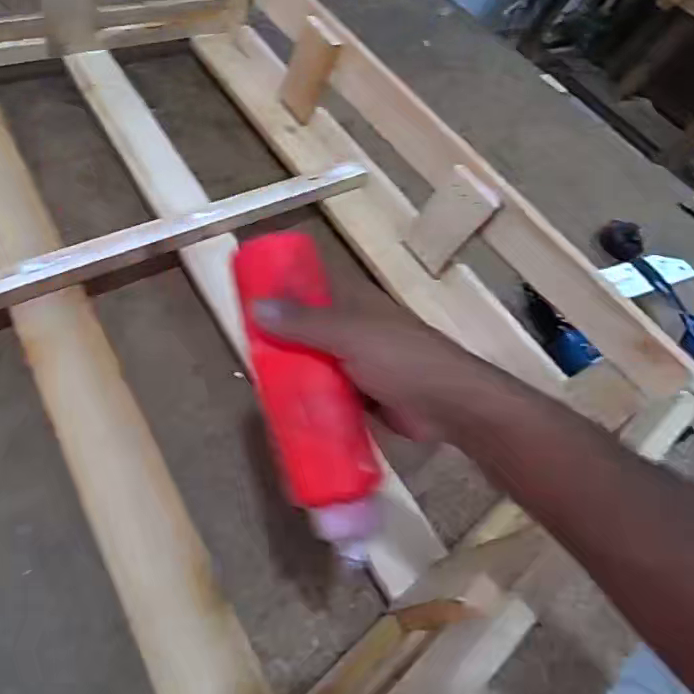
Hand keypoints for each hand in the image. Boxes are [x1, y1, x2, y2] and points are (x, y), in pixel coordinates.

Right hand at [249, 281, 543, 449]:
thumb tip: (254, 305)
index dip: (278, 288)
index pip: (308, 285)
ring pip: (312, 360)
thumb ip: (303, 323)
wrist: (451, 407)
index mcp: (351, 301)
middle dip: (276, 336)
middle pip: (304, 326)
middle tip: (242, 346)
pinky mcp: (358, 392)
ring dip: (289, 368)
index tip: (245, 298)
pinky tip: (281, 403)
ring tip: (254, 377)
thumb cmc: (402, 358)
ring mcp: (354, 361)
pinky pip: (323, 389)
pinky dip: (306, 394)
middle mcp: (350, 326)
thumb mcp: (348, 335)